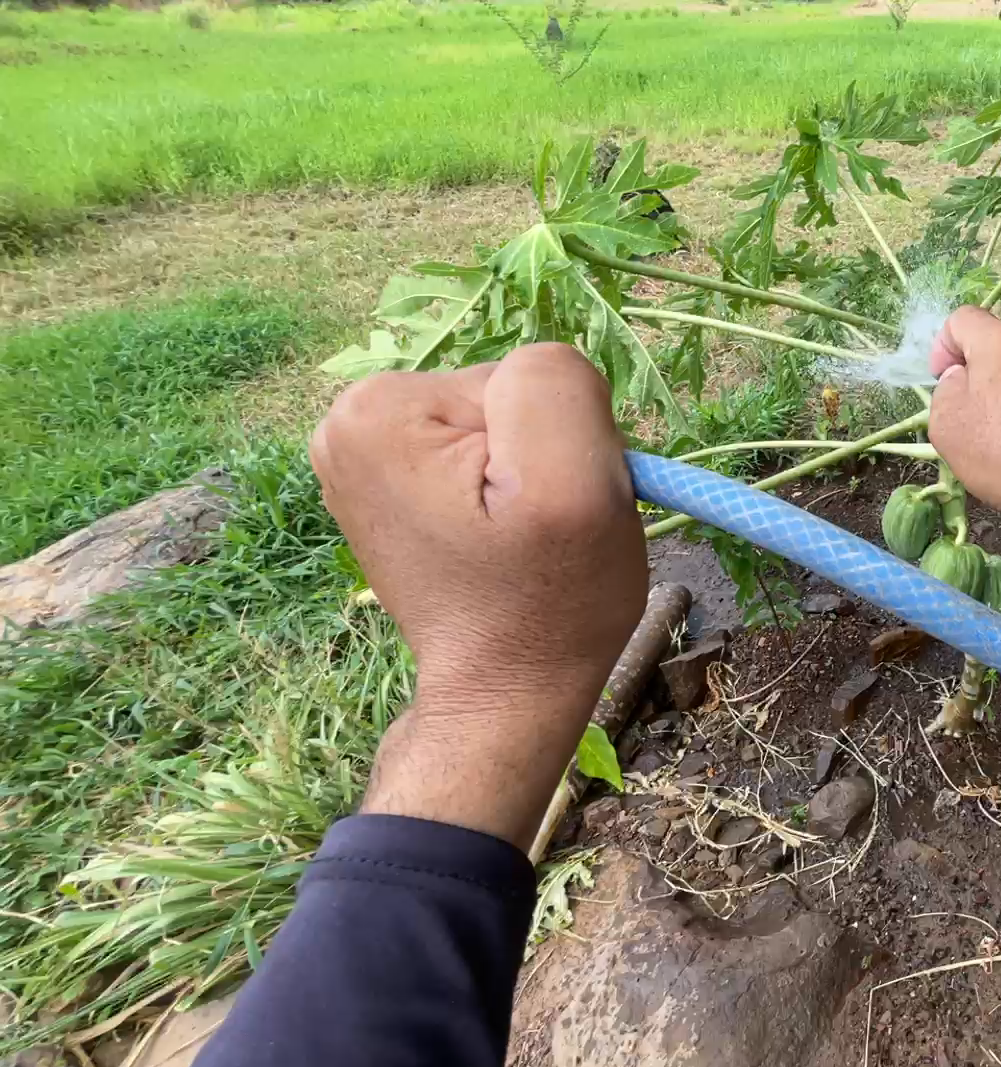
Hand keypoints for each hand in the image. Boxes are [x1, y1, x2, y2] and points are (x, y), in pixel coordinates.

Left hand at [309, 344, 648, 851]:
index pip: (527, 377)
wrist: (509, 690)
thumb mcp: (575, 487)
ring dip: (536, 474)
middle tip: (551, 525)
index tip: (560, 505)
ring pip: (505, 427)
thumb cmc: (552, 600)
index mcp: (382, 410)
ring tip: (530, 538)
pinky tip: (507, 539)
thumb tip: (551, 369)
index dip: (570, 440)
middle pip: (509, 398)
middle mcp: (352, 420)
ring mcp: (367, 457)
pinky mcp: (394, 487)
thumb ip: (560, 389)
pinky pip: (483, 456)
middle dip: (550, 454)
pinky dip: (513, 491)